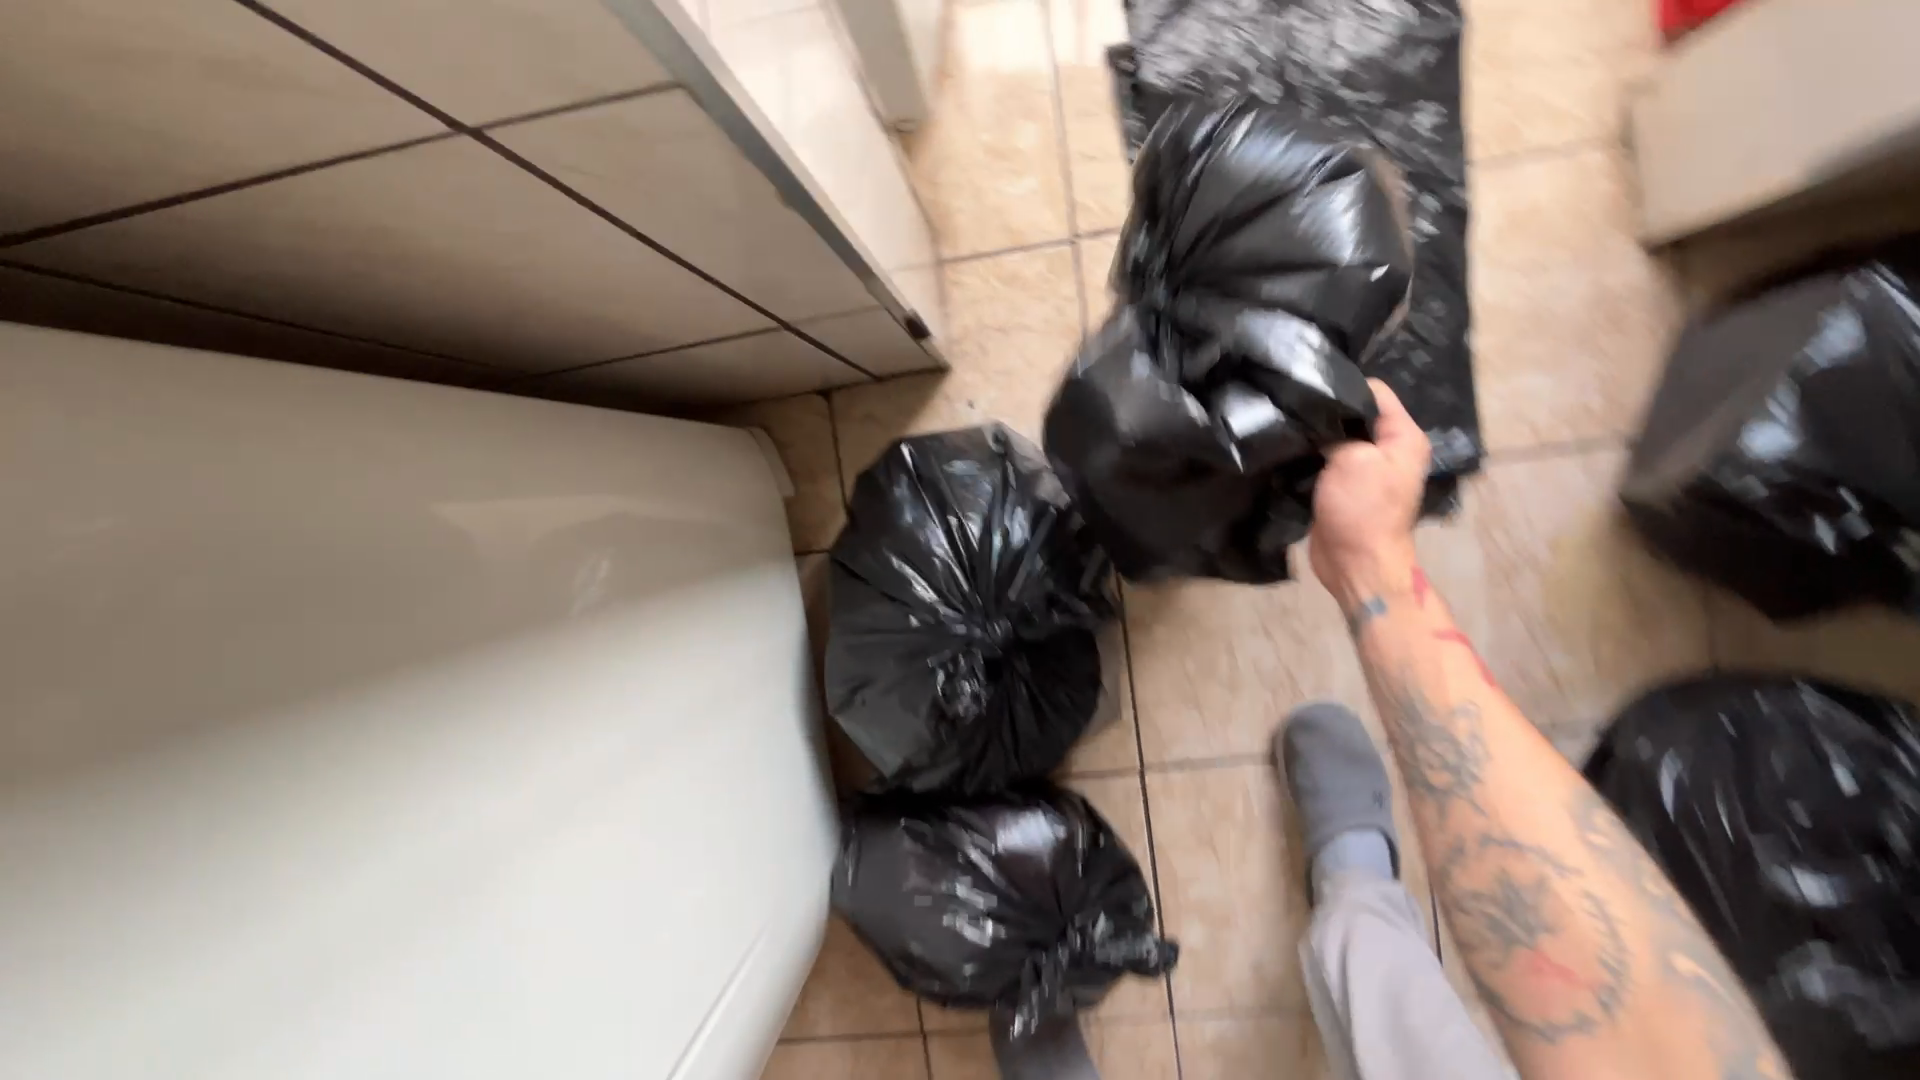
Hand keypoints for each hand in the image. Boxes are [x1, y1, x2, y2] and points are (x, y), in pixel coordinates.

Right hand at [1310, 379, 1430, 612]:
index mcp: (1404, 437)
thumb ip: (1339, 432)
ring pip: (1336, 438)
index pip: (1375, 391)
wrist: (1356, 564)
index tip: (1311, 392)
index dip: (1344, 387)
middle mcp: (1389, 449)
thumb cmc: (1362, 510)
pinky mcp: (1344, 488)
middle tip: (1294, 411)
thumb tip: (1321, 421)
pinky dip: (1310, 458)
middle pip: (1354, 415)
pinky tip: (1290, 454)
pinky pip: (1325, 462)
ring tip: (1288, 430)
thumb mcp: (1353, 460)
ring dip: (1315, 437)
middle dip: (1326, 413)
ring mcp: (1366, 470)